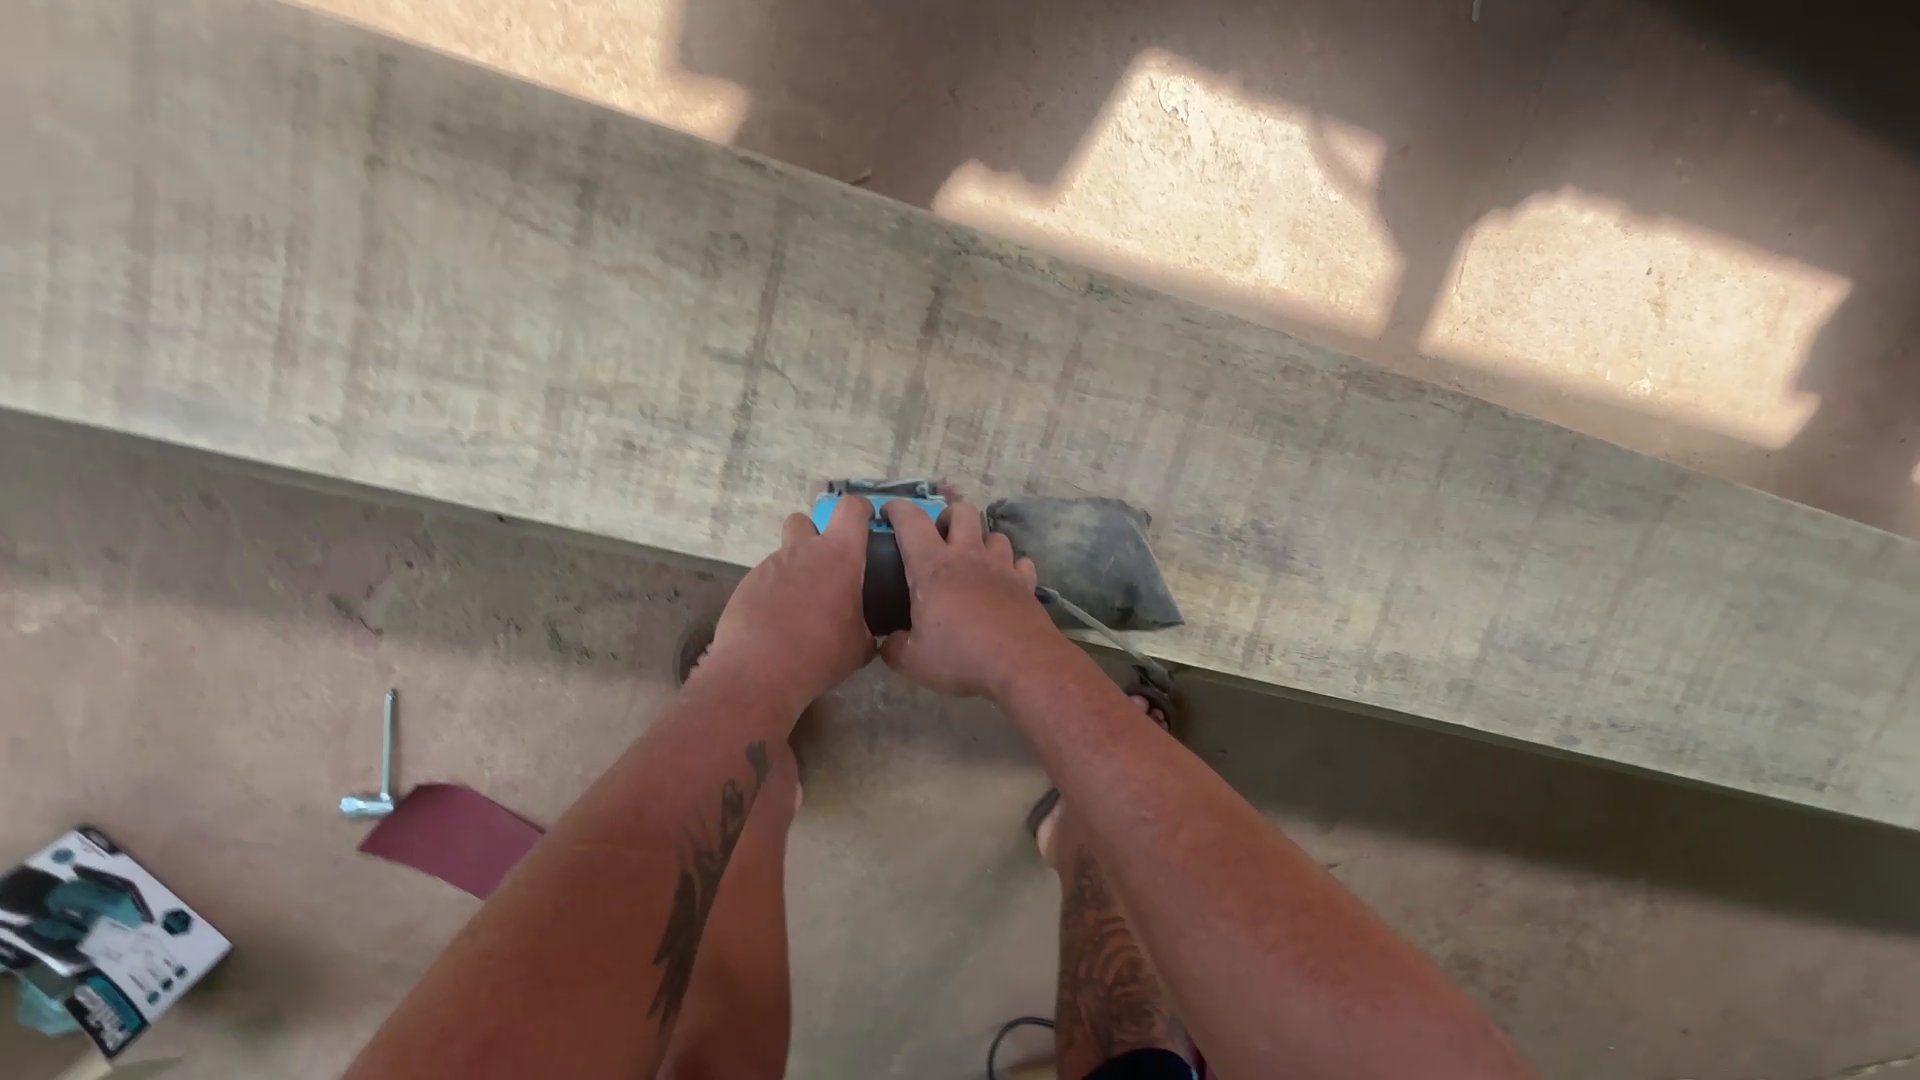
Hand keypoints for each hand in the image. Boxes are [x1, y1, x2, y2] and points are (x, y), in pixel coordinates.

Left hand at [698, 497, 878, 713]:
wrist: (758, 672)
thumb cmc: (820, 653)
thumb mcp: (859, 646)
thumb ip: (866, 628)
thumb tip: (867, 633)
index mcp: (839, 556)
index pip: (851, 509)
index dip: (860, 509)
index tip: (865, 521)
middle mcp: (802, 551)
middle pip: (805, 520)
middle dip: (814, 535)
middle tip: (823, 569)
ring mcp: (770, 566)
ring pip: (785, 555)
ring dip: (794, 571)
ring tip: (798, 609)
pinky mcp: (745, 585)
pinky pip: (766, 580)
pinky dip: (774, 593)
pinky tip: (776, 623)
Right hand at [879, 499, 1067, 698]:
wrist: (1020, 664)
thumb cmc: (960, 656)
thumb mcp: (912, 661)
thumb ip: (894, 648)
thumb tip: (890, 643)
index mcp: (933, 566)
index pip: (911, 522)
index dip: (898, 510)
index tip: (889, 512)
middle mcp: (968, 556)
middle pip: (962, 511)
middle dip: (948, 516)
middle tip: (940, 539)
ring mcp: (1001, 566)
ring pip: (994, 534)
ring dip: (982, 541)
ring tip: (974, 562)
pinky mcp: (1025, 582)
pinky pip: (1020, 562)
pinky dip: (1012, 567)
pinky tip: (1005, 581)